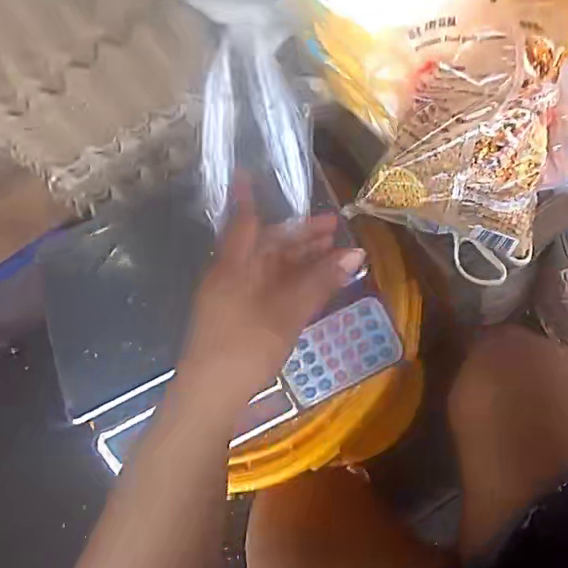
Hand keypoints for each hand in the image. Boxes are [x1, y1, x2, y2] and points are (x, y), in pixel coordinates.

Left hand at [181, 192, 364, 408]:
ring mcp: (233, 298)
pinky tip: (313, 284)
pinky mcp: (239, 318)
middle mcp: (231, 276)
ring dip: (299, 259)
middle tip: (333, 227)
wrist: (211, 395)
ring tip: (332, 252)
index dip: (249, 197)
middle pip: (265, 245)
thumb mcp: (288, 312)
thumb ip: (320, 281)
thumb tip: (356, 254)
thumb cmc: (246, 346)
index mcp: (234, 267)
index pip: (244, 222)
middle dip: (298, 235)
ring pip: (270, 268)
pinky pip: (269, 288)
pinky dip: (292, 281)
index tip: (251, 172)